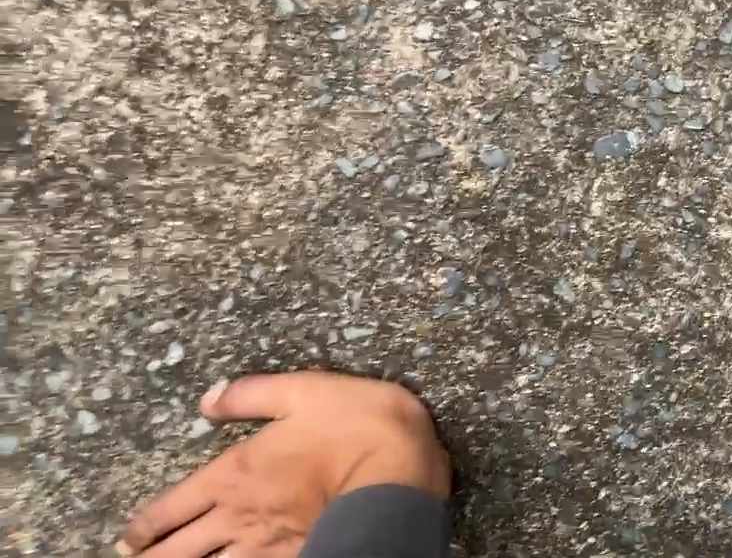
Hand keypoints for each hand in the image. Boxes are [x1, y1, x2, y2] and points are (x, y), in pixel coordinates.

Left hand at [119, 372, 450, 557]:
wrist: (397, 473)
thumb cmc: (358, 426)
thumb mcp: (313, 390)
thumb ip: (257, 393)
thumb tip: (209, 397)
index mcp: (233, 475)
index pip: (165, 511)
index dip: (143, 525)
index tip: (134, 533)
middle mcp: (234, 517)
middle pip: (168, 554)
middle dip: (148, 557)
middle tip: (141, 556)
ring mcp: (261, 545)